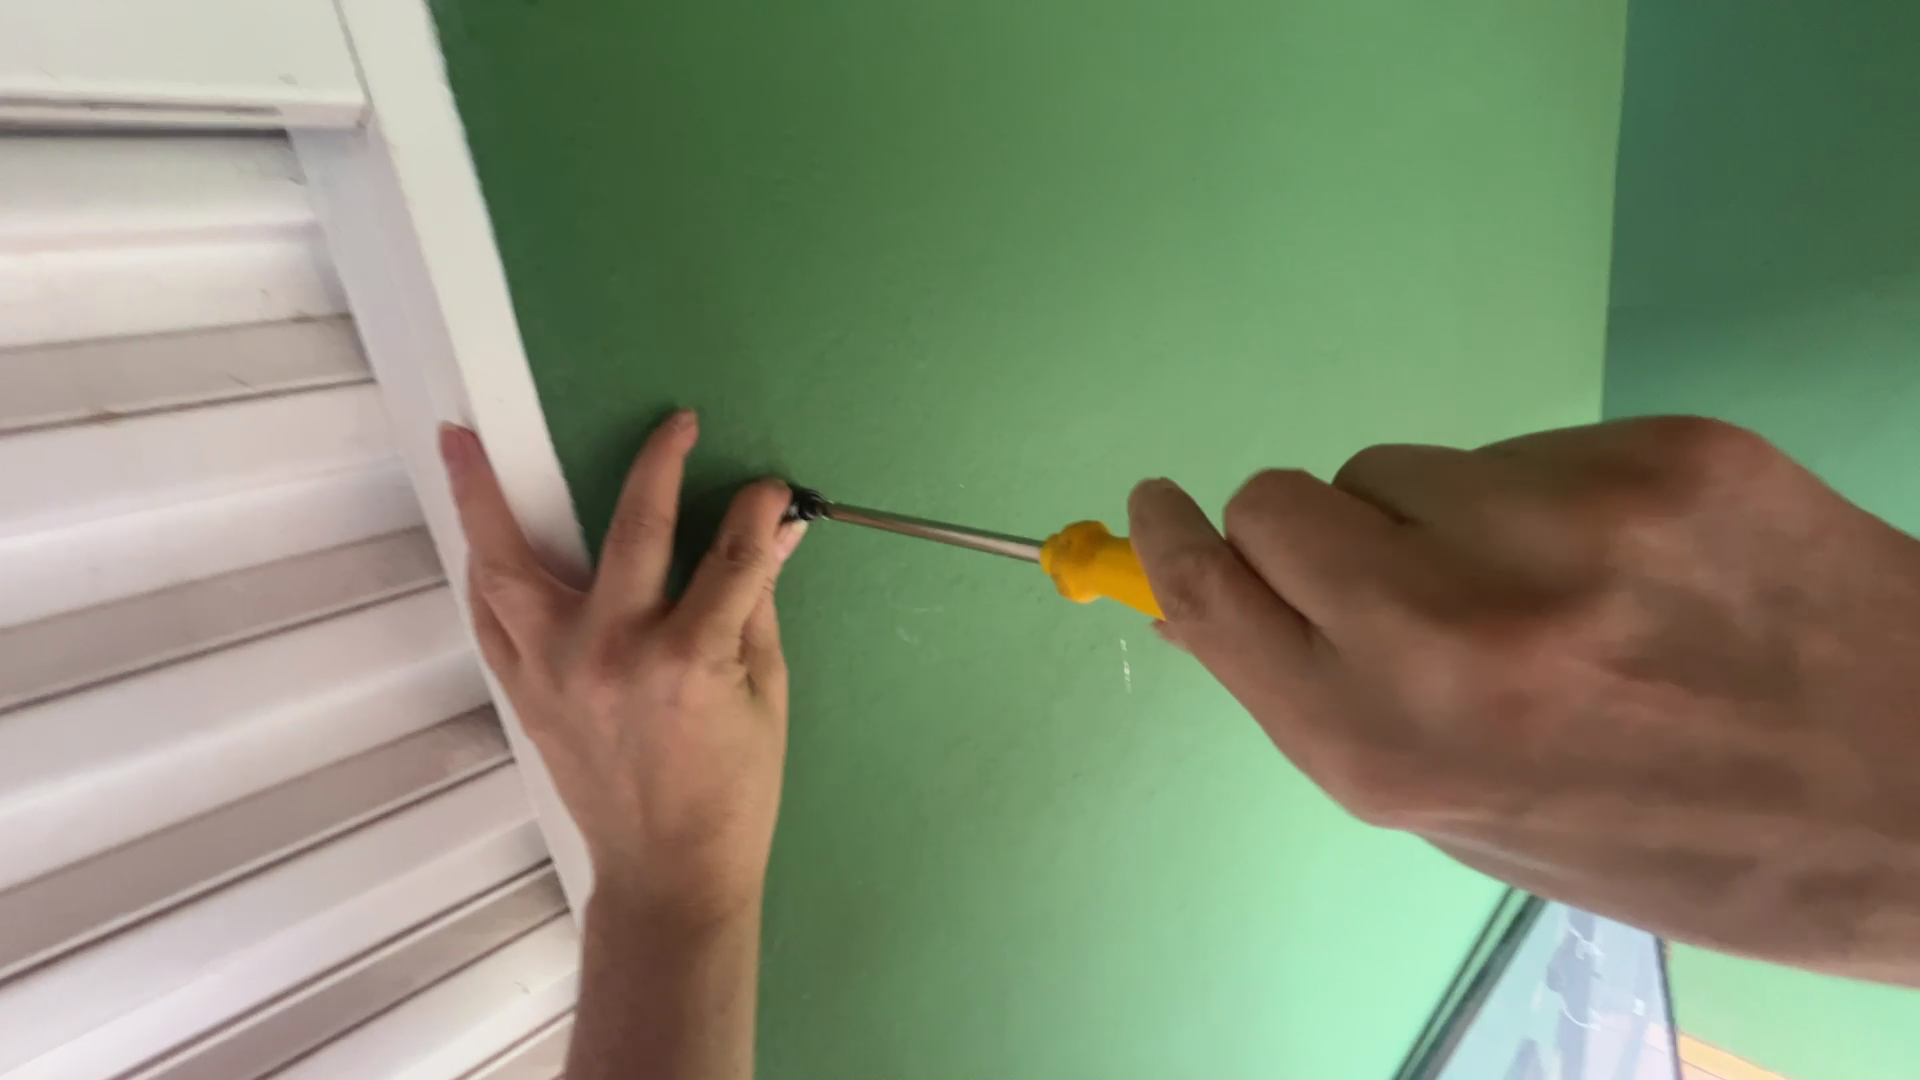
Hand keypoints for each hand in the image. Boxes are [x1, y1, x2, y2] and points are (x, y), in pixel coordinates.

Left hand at [440, 411, 804, 920]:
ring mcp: (557, 668)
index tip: (771, 489)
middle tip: (675, 426)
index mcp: (694, 657)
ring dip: (485, 497)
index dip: (758, 512)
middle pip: (634, 530)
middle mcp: (617, 650)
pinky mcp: (524, 690)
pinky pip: (490, 617)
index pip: (735, 555)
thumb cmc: (738, 784)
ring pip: (511, 565)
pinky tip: (480, 534)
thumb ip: (762, 602)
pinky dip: (485, 568)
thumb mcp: (768, 690)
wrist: (670, 867)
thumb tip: (779, 533)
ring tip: (462, 437)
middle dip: (660, 466)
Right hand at [1130, 417, 1919, 980]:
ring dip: (1411, 516)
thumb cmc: (1633, 826)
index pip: (1208, 591)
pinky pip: (1500, 450)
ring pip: (1381, 466)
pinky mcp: (1655, 456)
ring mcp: (1555, 532)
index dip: (1164, 538)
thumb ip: (1298, 693)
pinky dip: (1517, 496)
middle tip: (1373, 575)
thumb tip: (1190, 606)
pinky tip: (1613, 556)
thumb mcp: (1434, 802)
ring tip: (1524, 582)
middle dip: (1295, 533)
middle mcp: (1446, 634)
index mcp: (1379, 740)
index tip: (1151, 504)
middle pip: (1271, 501)